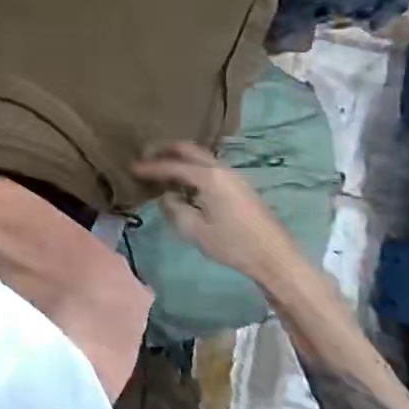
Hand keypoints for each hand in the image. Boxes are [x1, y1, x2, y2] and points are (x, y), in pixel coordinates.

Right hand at [129, 142, 300, 283]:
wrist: (276, 258)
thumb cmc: (233, 245)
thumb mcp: (194, 230)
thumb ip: (174, 208)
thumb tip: (167, 196)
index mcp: (208, 177)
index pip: (172, 166)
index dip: (150, 167)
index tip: (131, 168)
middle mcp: (221, 170)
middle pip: (189, 150)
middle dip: (165, 150)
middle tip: (145, 156)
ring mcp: (234, 176)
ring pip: (201, 157)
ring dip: (180, 159)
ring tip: (162, 168)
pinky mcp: (241, 186)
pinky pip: (210, 167)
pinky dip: (192, 167)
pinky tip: (185, 182)